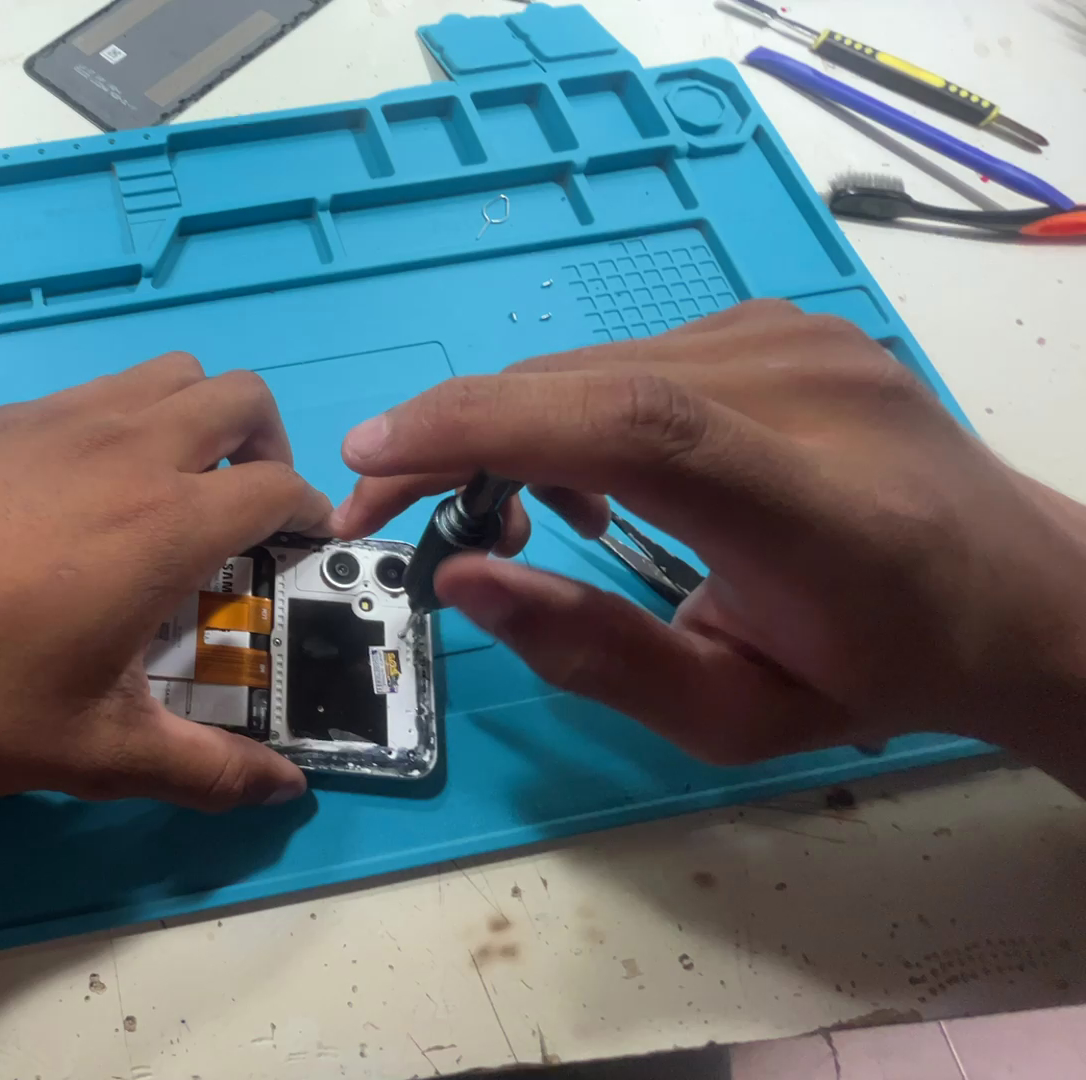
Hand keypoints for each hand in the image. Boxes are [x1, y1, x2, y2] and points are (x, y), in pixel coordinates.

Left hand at [0, 353, 324, 811]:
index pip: (276, 486)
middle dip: (268, 442)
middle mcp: (120, 447)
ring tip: (171, 488)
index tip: (306, 543)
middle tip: (249, 507)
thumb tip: (286, 793)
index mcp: (162, 521)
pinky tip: (80, 491)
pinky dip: (124, 419)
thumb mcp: (95, 751)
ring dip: (197, 418)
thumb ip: (207, 771)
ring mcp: (51, 422)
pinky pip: (91, 391)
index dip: (309, 512)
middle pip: (235, 395)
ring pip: (163, 375)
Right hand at [329, 300, 1085, 765]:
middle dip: (444, 448)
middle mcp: (805, 392)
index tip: (368, 457)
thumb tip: (456, 579)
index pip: (625, 426)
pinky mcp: (762, 327)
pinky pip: (606, 368)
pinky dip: (550, 421)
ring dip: (495, 440)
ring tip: (499, 521)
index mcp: (816, 511)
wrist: (1019, 586)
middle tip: (382, 515)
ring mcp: (787, 341)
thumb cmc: (869, 669)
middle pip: (570, 393)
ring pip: (570, 376)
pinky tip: (575, 481)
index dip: (479, 426)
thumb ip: (590, 654)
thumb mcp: (726, 714)